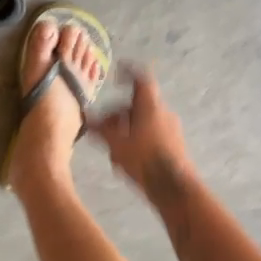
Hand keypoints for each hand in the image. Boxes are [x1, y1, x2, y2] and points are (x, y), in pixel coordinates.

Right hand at [93, 65, 195, 196]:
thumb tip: (87, 118)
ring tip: (112, 148)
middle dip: (117, 113)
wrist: (174, 188)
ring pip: (143, 121)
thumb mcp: (116, 143)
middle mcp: (163, 113)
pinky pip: (151, 134)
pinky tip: (125, 159)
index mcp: (150, 106)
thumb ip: (100, 129)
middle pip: (137, 105)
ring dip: (125, 129)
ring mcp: (171, 129)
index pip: (140, 79)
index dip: (128, 72)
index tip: (116, 74)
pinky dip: (136, 139)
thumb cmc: (143, 160)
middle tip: (102, 126)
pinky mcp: (174, 145)